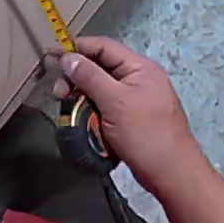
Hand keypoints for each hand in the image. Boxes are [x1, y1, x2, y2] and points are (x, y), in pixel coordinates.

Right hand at [50, 37, 207, 193]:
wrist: (172, 175)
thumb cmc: (145, 135)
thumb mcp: (114, 101)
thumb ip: (89, 76)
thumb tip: (67, 57)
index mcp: (139, 67)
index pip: (102, 47)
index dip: (76, 48)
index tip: (51, 56)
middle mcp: (138, 78)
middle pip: (98, 66)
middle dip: (75, 76)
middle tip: (58, 92)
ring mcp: (135, 98)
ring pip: (99, 87)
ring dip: (80, 94)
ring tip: (66, 106)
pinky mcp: (130, 117)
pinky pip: (104, 104)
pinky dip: (90, 108)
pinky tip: (80, 117)